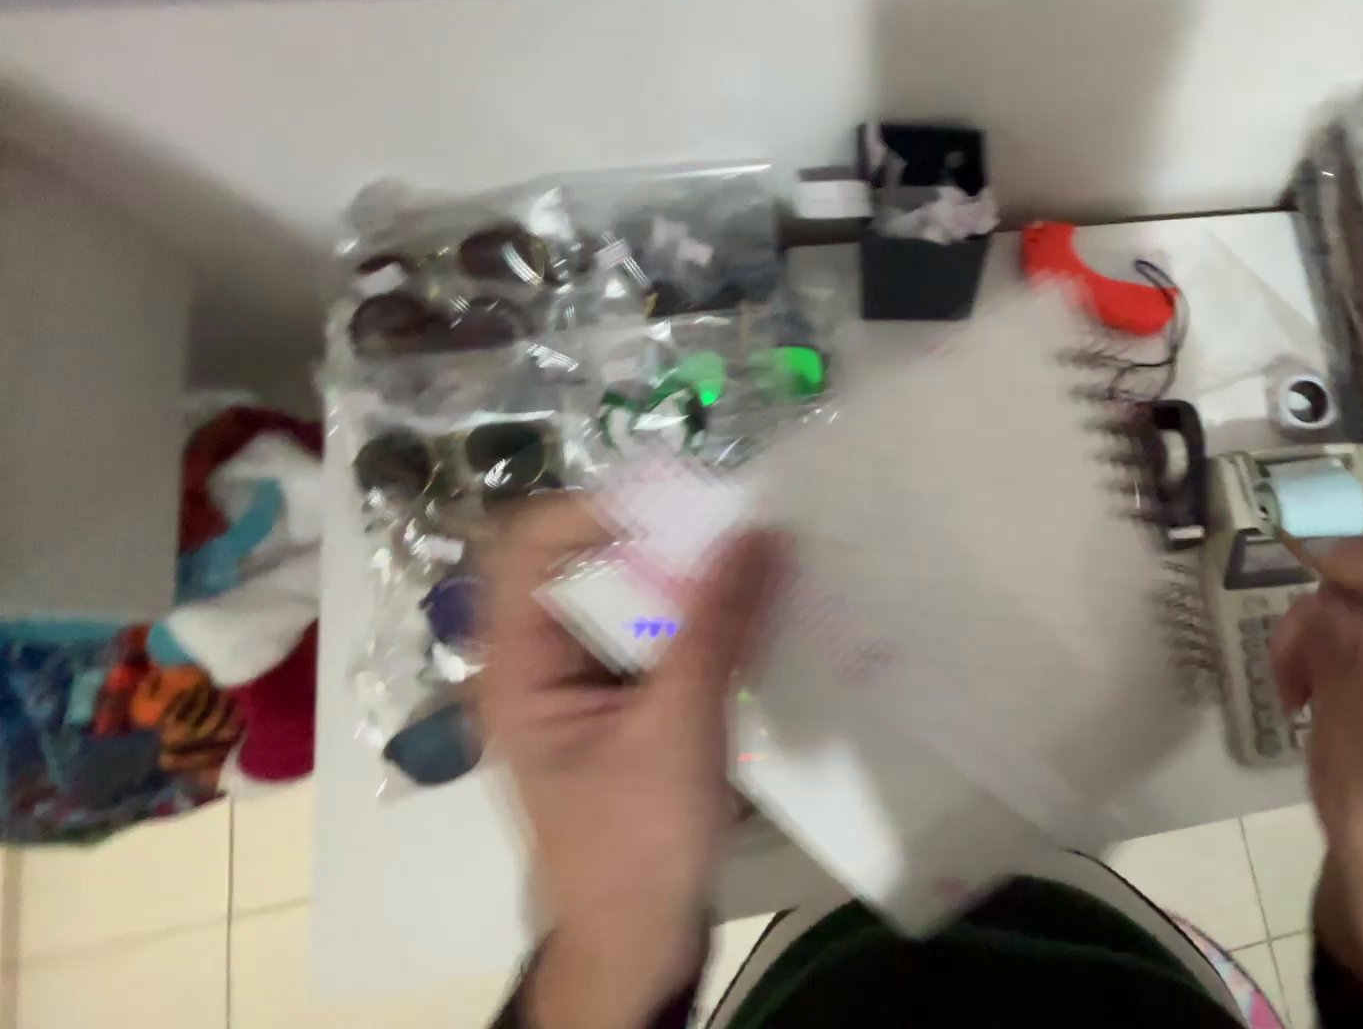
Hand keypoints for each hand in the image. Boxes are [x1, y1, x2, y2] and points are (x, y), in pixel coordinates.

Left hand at [478, 497, 784, 1028]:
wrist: (640, 938)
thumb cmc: (637, 839)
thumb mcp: (679, 724)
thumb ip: (717, 623)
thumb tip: (758, 530)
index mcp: (519, 661)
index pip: (535, 542)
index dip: (603, 508)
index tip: (690, 505)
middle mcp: (546, 656)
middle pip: (595, 560)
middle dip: (667, 538)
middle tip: (743, 525)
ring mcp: (593, 678)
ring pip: (638, 594)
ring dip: (696, 573)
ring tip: (762, 555)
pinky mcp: (635, 698)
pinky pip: (668, 632)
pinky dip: (709, 612)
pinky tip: (759, 605)